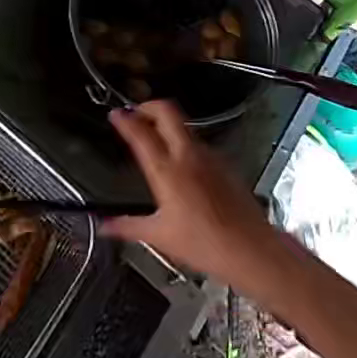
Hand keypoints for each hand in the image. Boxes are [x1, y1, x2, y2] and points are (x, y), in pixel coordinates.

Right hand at [102, 101, 279, 284]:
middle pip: (167, 111)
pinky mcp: (224, 165)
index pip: (140, 132)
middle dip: (148, 106)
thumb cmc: (206, 244)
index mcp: (166, 170)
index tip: (115, 115)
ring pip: (184, 125)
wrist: (252, 251)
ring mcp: (209, 157)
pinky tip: (181, 162)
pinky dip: (184, 142)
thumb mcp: (159, 236)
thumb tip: (104, 226)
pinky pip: (199, 143)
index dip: (124, 119)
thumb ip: (127, 226)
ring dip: (167, 123)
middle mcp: (187, 156)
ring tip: (155, 136)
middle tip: (136, 114)